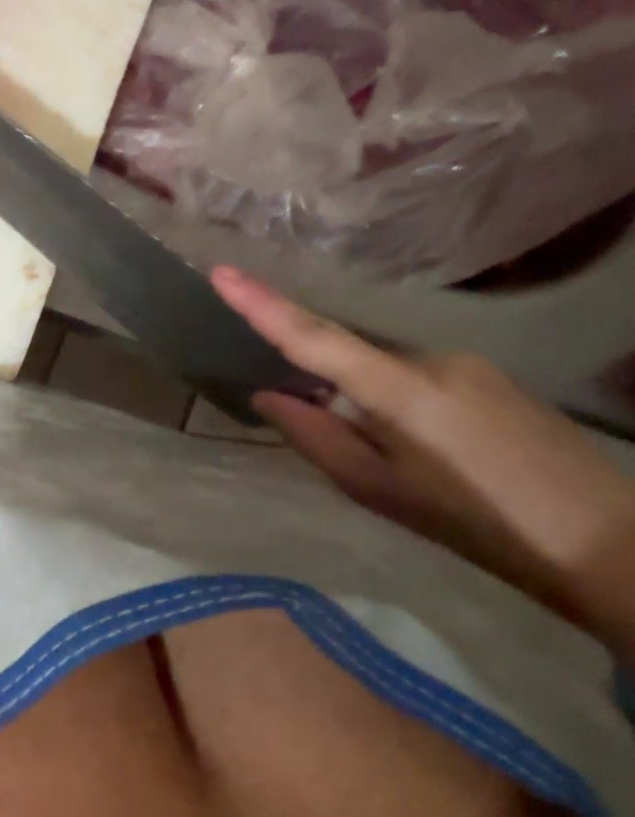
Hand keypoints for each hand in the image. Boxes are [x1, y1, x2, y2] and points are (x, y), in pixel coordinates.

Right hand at [212, 266, 634, 627]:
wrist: (608, 544)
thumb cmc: (475, 522)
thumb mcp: (376, 489)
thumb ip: (313, 436)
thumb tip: (270, 396)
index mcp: (400, 388)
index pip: (313, 337)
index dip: (261, 304)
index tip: (221, 272)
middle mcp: (434, 360)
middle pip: (349, 359)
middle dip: (326, 389)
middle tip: (345, 450)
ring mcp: (472, 366)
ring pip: (385, 373)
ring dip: (369, 404)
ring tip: (400, 465)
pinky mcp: (496, 381)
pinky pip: (419, 380)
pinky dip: (400, 406)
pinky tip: (430, 455)